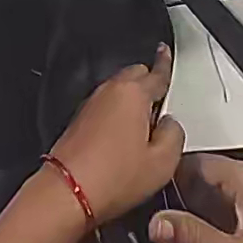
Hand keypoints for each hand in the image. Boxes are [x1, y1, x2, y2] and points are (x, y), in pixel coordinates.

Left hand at [45, 44, 184, 222]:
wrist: (68, 191)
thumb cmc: (115, 176)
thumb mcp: (163, 162)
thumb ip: (174, 134)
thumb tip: (169, 124)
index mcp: (133, 93)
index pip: (156, 73)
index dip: (165, 63)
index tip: (165, 52)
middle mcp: (110, 91)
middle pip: (135, 75)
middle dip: (149, 84)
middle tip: (163, 107)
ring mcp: (92, 103)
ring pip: (119, 90)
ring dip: (132, 101)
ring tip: (145, 128)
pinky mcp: (80, 118)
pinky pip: (106, 105)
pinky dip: (118, 113)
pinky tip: (124, 137)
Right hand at [148, 154, 242, 242]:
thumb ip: (190, 237)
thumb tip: (156, 222)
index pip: (195, 161)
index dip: (169, 178)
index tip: (149, 196)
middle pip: (212, 176)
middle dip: (186, 197)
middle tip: (164, 222)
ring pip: (229, 193)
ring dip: (207, 211)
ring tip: (186, 236)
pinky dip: (228, 220)